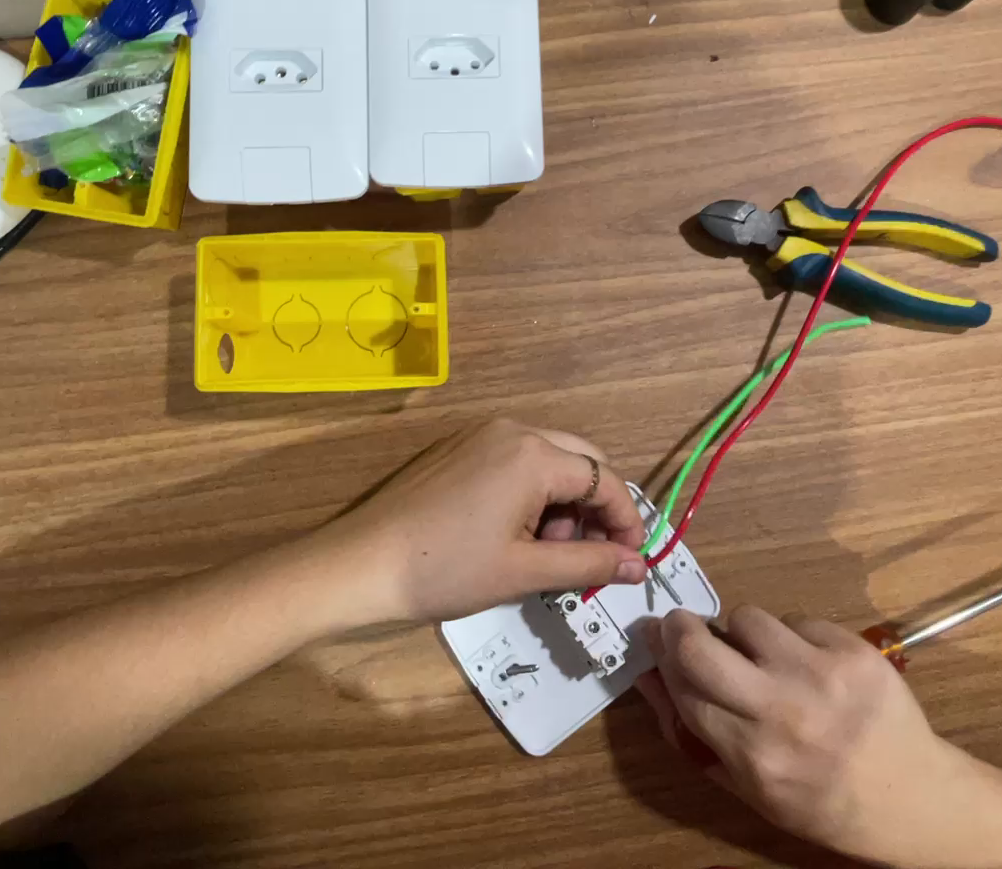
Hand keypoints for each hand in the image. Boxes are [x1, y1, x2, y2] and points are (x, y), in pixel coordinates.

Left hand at [317, 419, 650, 623]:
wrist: (360, 562)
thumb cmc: (447, 569)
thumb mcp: (525, 572)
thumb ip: (590, 564)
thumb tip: (640, 566)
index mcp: (534, 454)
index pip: (603, 479)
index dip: (625, 520)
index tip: (629, 562)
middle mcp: (512, 430)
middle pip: (578, 460)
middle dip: (592, 508)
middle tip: (586, 557)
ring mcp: (480, 434)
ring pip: (546, 460)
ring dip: (561, 503)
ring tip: (543, 553)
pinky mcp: (457, 448)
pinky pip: (514, 460)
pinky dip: (530, 493)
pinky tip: (511, 532)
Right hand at [637, 608, 1001, 867]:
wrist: (915, 800)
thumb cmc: (820, 801)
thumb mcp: (746, 787)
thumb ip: (688, 732)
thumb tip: (646, 672)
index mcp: (753, 756)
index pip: (681, 687)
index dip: (661, 657)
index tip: (655, 638)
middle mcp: (783, 712)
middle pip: (698, 645)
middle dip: (679, 627)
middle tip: (683, 627)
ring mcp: (821, 675)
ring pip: (746, 618)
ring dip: (743, 634)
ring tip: (763, 658)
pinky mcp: (853, 649)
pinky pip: (795, 619)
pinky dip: (792, 637)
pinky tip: (808, 665)